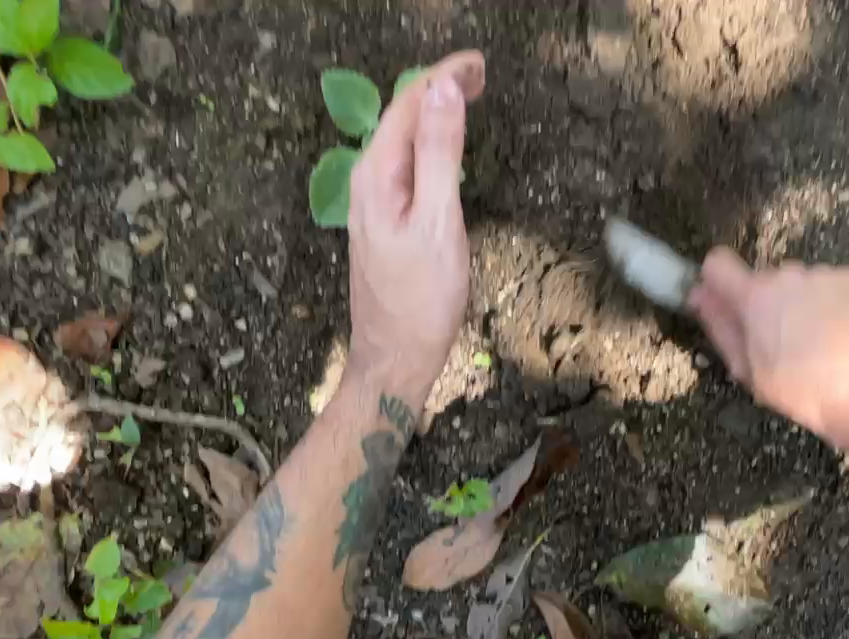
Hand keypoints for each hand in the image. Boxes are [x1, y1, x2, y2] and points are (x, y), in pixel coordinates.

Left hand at [346, 51, 486, 401]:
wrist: (395, 358)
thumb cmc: (421, 300)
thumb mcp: (437, 223)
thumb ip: (440, 155)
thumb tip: (444, 89)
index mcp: (377, 176)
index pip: (410, 105)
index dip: (444, 77)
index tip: (482, 68)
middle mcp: (366, 184)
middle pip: (401, 120)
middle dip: (438, 90)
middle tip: (481, 79)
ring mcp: (371, 208)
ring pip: (402, 146)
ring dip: (433, 119)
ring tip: (466, 103)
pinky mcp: (382, 229)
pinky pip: (405, 172)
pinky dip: (428, 151)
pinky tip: (444, 155)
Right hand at [689, 249, 848, 442]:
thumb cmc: (800, 389)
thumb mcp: (748, 369)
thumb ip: (720, 327)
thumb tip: (699, 297)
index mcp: (756, 296)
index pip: (717, 263)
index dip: (714, 282)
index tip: (721, 303)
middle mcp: (788, 274)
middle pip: (760, 279)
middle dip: (761, 304)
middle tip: (773, 344)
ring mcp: (822, 274)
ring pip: (793, 284)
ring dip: (792, 305)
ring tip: (808, 343)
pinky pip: (822, 286)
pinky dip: (821, 305)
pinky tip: (831, 336)